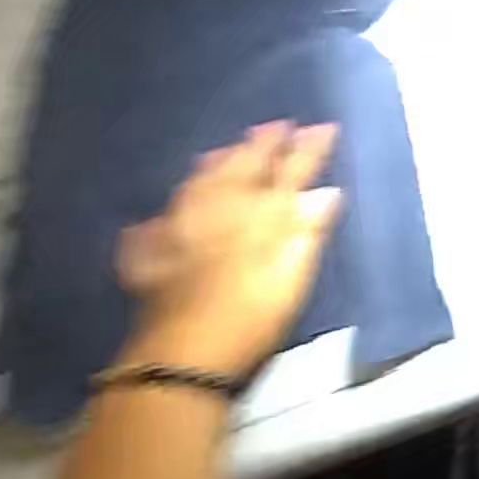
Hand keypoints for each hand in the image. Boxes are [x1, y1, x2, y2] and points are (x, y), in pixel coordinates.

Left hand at [116, 121, 342, 375]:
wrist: (185, 353)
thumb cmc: (253, 315)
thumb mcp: (293, 275)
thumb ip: (306, 232)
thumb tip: (325, 194)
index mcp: (257, 219)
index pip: (289, 174)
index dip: (307, 150)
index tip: (323, 126)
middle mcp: (215, 216)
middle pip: (240, 173)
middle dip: (259, 147)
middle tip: (273, 125)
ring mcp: (178, 234)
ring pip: (195, 188)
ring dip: (214, 166)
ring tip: (222, 151)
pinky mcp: (152, 259)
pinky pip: (155, 229)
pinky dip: (163, 218)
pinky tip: (158, 218)